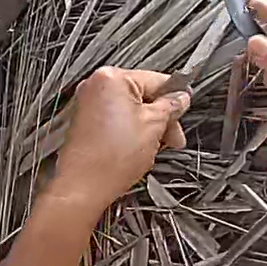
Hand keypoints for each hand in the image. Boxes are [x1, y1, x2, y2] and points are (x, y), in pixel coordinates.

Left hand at [49, 67, 189, 210]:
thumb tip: (181, 98)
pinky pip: (117, 121)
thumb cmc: (109, 158)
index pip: (156, 79)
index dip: (175, 98)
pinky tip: (137, 150)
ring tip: (154, 146)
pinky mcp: (86, 124)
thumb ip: (171, 106)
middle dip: (161, 117)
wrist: (83, 187)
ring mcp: (88, 105)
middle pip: (143, 95)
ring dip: (148, 126)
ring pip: (131, 110)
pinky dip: (130, 133)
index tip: (183, 110)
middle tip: (172, 136)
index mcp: (111, 78)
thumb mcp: (154, 126)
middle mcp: (96, 87)